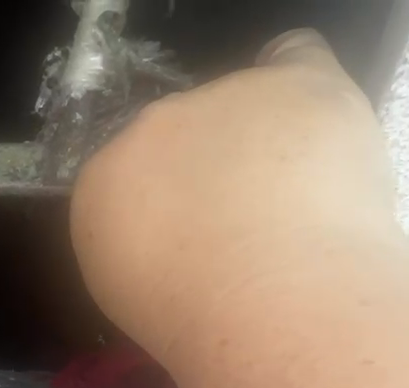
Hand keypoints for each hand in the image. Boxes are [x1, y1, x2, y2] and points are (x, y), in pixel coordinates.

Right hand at [71, 29, 408, 365]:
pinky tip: (311, 119)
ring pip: (236, 102)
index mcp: (98, 181)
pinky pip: (295, 58)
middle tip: (233, 209)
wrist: (261, 288)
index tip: (179, 225)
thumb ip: (129, 234)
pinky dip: (301, 90)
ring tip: (284, 187)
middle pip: (176, 131)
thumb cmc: (179, 308)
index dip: (155, 196)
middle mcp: (147, 128)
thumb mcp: (119, 281)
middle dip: (201, 161)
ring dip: (254, 133)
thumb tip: (160, 225)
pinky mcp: (292, 81)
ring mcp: (218, 98)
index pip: (125, 172)